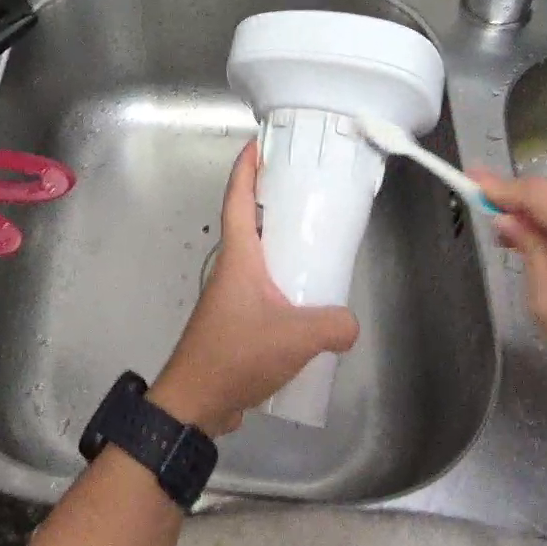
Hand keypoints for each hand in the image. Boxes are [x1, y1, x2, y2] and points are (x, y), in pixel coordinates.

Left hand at [149, 143, 360, 435]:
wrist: (196, 402)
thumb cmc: (235, 354)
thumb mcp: (294, 337)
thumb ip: (332, 325)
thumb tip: (350, 323)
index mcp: (238, 257)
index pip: (237, 199)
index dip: (246, 168)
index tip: (259, 143)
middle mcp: (232, 269)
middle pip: (251, 223)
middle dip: (273, 202)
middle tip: (307, 191)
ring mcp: (232, 296)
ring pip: (260, 259)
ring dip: (282, 246)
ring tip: (317, 245)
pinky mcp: (237, 321)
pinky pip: (264, 290)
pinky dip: (285, 285)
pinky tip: (309, 304)